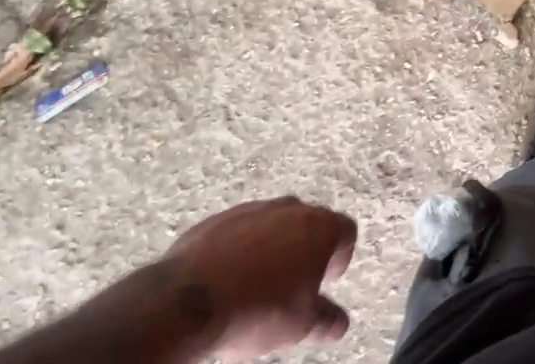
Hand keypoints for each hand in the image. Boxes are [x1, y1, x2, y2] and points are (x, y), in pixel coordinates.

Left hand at [161, 197, 358, 359]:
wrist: (189, 302)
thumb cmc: (259, 309)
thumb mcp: (300, 324)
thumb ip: (325, 320)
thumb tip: (339, 324)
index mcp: (321, 227)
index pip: (345, 232)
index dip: (340, 257)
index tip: (328, 279)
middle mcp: (291, 209)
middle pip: (308, 224)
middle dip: (304, 251)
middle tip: (294, 282)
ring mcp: (252, 211)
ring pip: (271, 226)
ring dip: (270, 248)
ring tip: (256, 284)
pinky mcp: (215, 221)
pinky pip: (236, 233)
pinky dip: (237, 251)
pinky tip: (227, 280)